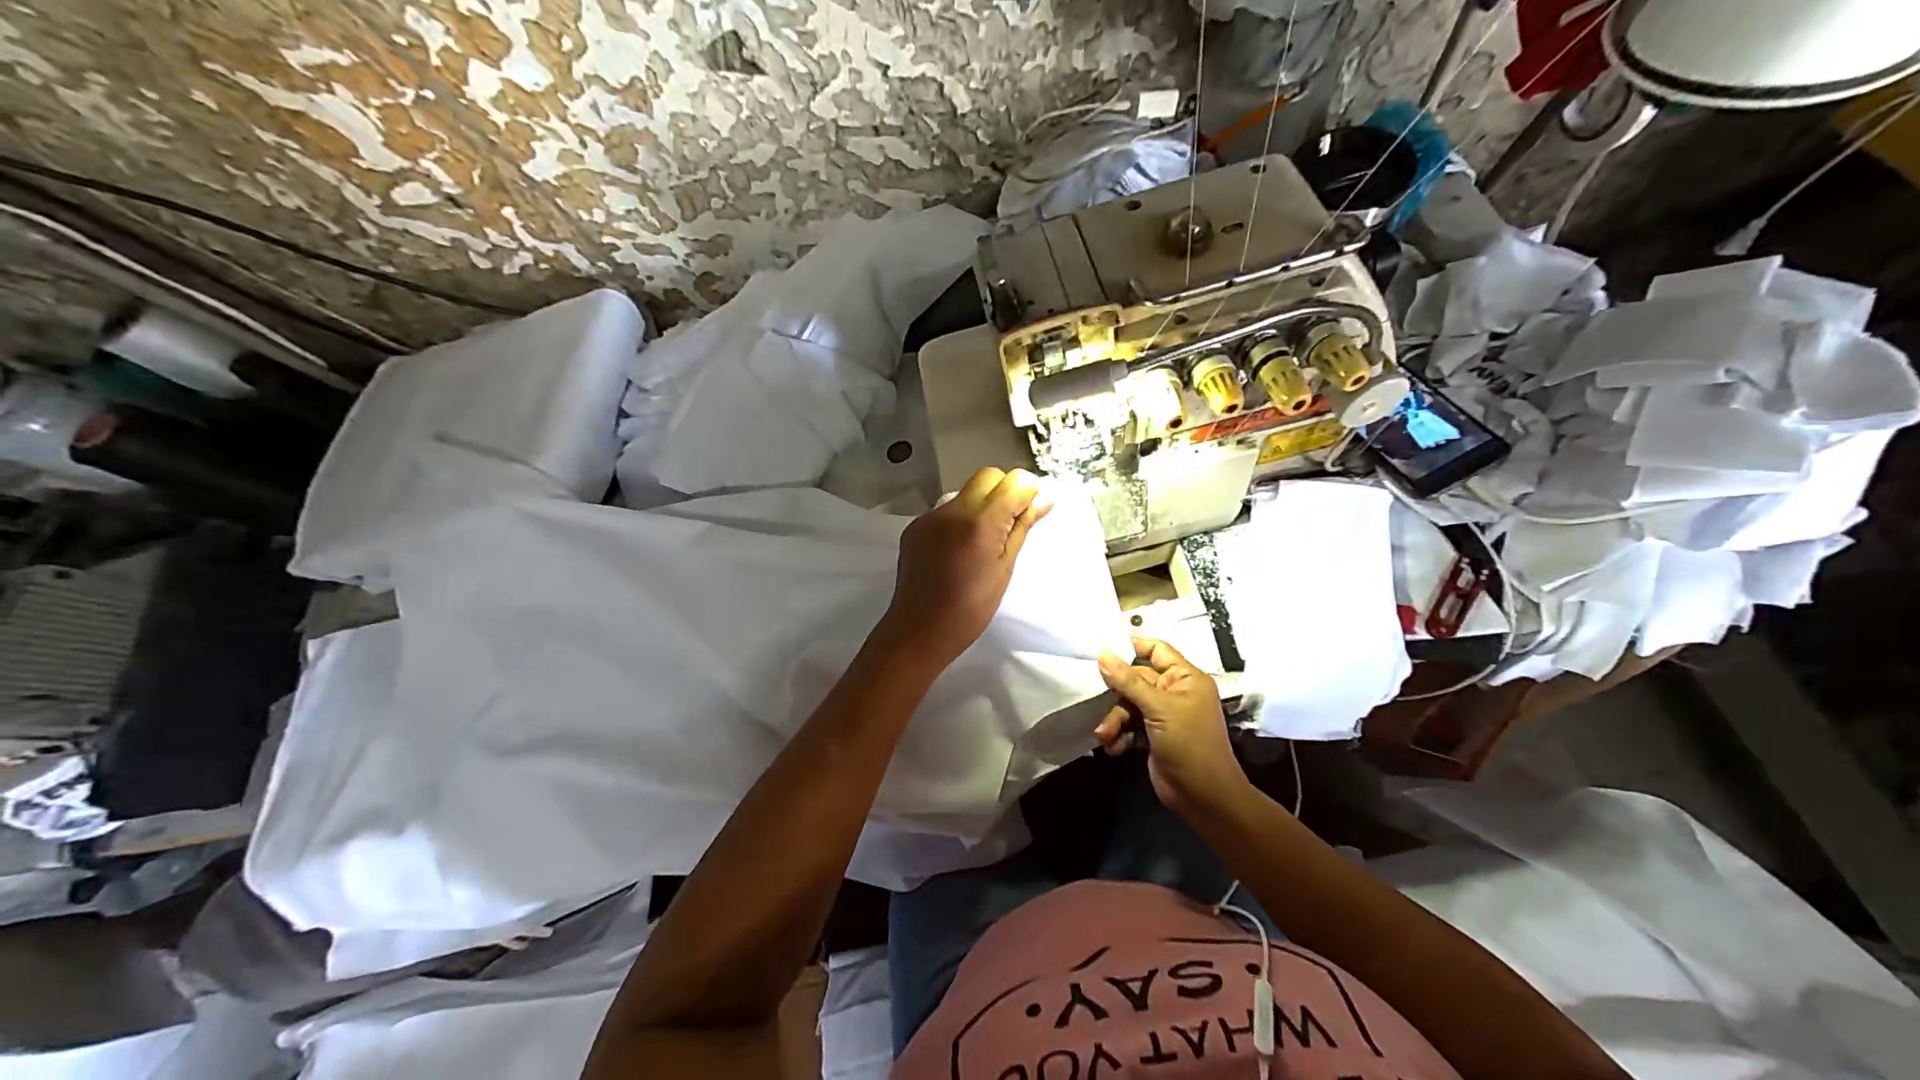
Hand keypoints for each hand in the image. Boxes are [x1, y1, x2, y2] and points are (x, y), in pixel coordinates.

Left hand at [878, 467, 1050, 670]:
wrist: (919, 630)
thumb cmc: (971, 609)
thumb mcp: (1004, 568)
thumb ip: (1022, 527)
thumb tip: (1044, 498)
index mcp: (979, 523)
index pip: (1014, 481)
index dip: (1028, 493)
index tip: (1031, 513)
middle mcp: (952, 510)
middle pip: (988, 476)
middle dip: (1005, 491)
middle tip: (1010, 525)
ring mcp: (930, 517)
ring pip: (966, 491)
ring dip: (982, 504)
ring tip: (983, 542)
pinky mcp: (915, 526)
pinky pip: (946, 509)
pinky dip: (960, 518)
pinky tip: (959, 550)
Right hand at [1095, 637, 1251, 822]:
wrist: (1203, 797)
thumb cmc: (1189, 744)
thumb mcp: (1159, 708)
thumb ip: (1129, 681)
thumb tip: (1103, 652)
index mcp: (1185, 678)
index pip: (1157, 650)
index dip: (1133, 646)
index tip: (1103, 648)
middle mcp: (1174, 692)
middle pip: (1135, 680)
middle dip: (1117, 696)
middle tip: (1098, 703)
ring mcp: (1163, 715)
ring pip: (1128, 705)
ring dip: (1114, 720)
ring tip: (1106, 736)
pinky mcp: (1152, 736)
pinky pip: (1128, 725)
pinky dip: (1119, 735)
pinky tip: (1115, 747)